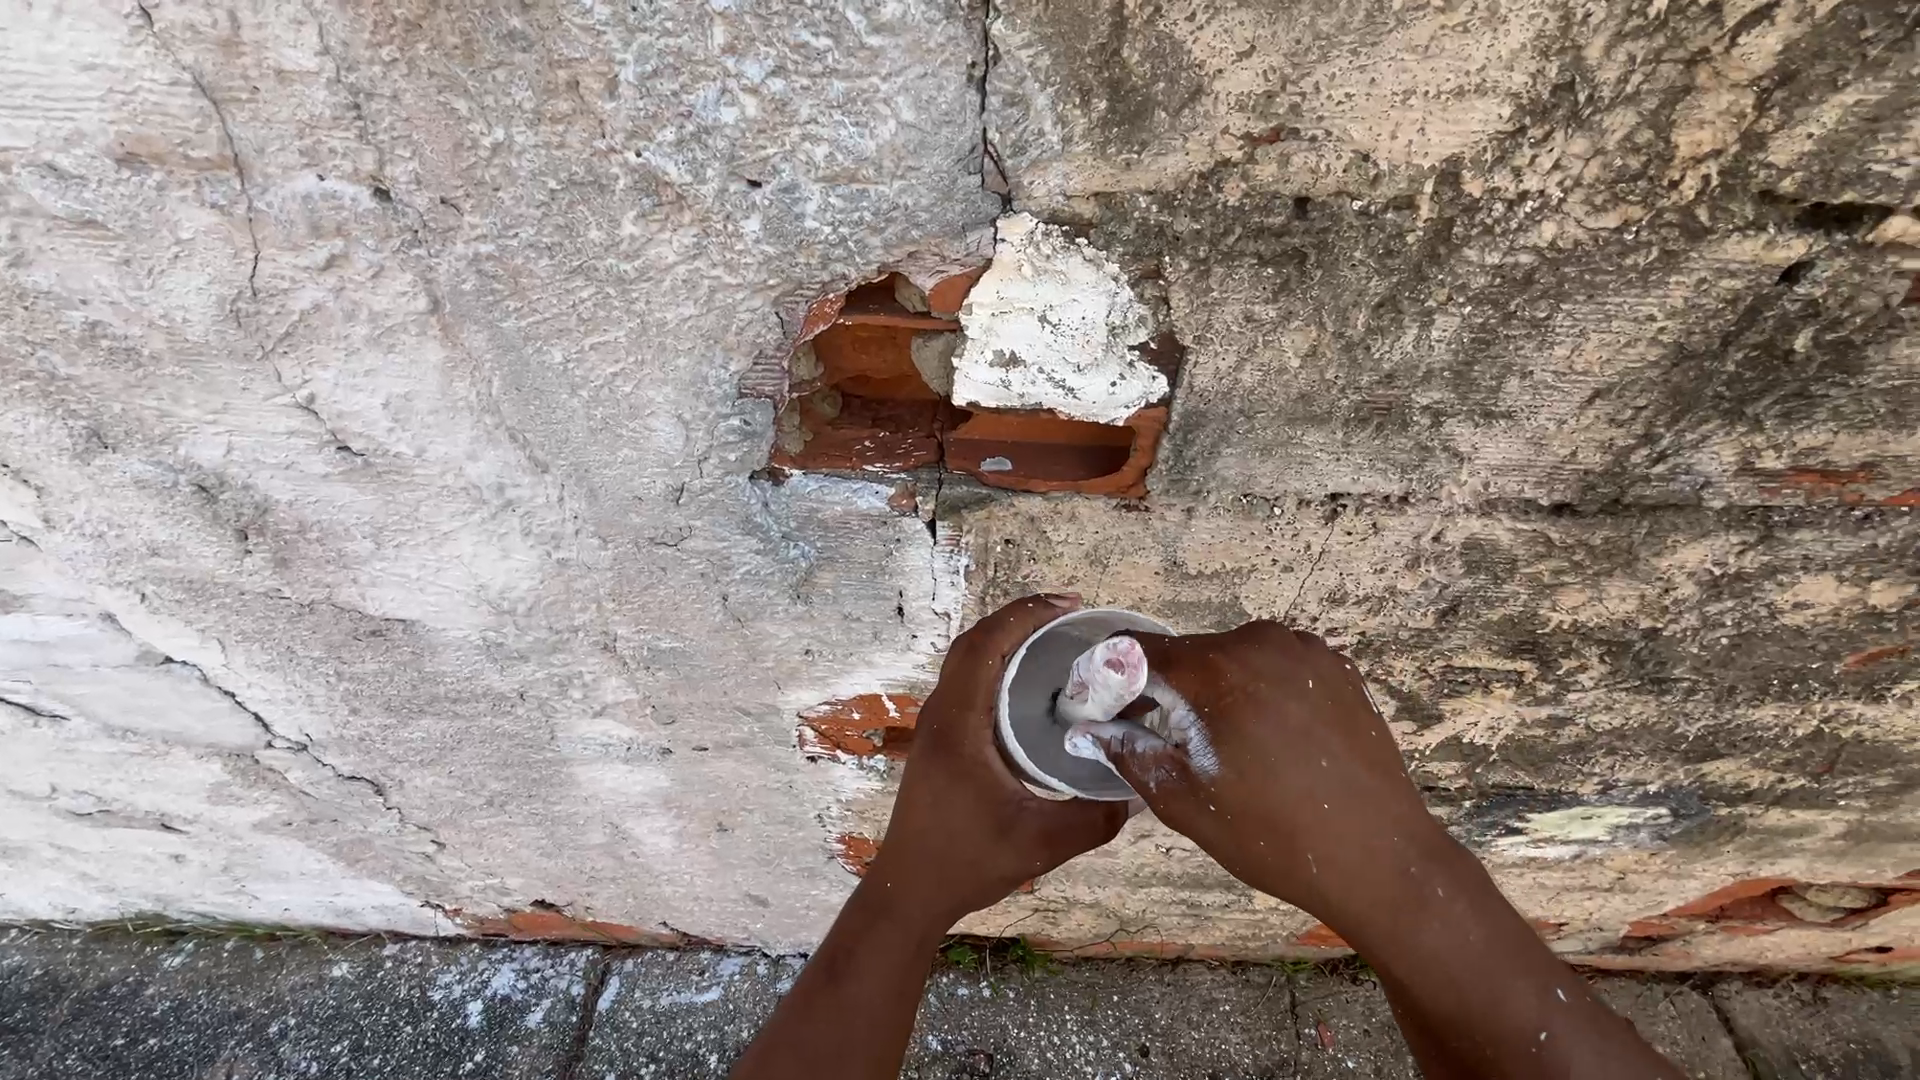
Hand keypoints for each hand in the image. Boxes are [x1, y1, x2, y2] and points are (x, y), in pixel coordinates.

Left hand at [864, 594, 1129, 925]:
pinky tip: (1029, 683)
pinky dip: (997, 664)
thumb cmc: (966, 862)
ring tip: (1054, 639)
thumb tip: (1139, 789)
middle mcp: (941, 713)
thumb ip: (1095, 819)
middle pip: (973, 642)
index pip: (984, 646)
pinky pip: (968, 681)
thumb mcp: (1040, 844)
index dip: (1024, 615)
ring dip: (1005, 639)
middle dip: (1019, 618)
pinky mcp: (940, 738)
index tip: (1068, 605)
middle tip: (1069, 615)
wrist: (910, 889)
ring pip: (967, 660)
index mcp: (958, 724)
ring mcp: (936, 725)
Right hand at [1077, 621, 1448, 927]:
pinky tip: (1268, 734)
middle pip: (1185, 652)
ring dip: (1211, 688)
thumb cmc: (1273, 835)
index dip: (1107, 675)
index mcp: (1216, 670)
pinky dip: (1255, 687)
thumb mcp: (1184, 801)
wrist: (1382, 860)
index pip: (1136, 648)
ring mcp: (1304, 650)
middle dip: (1162, 688)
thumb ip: (1126, 753)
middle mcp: (1258, 642)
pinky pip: (1273, 664)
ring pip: (1230, 656)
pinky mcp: (1337, 666)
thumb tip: (1084, 728)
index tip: (1100, 708)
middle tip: (1163, 738)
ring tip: (1221, 742)